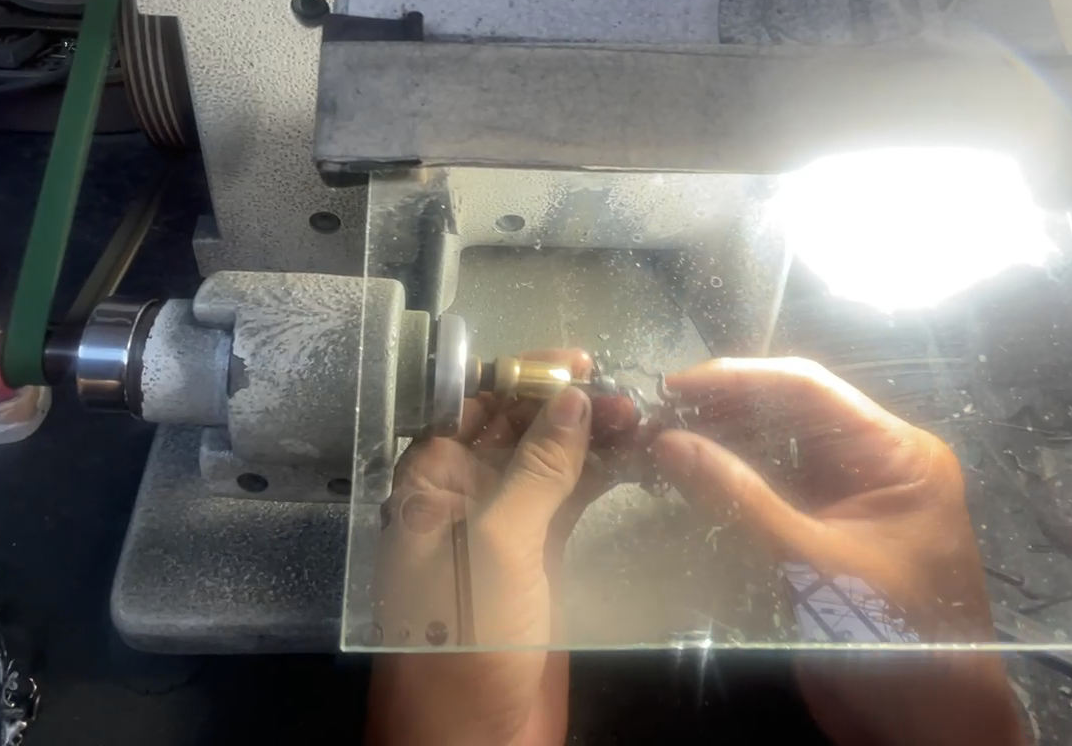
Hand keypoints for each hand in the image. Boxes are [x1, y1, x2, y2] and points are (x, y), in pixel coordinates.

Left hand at [366, 354, 596, 745]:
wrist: (474, 741)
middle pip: (518, 424)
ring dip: (590, 433)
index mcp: (433, 475)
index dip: (521, 376)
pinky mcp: (543, 548)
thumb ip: (534, 467)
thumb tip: (572, 396)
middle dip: (565, 402)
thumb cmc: (463, 636)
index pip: (475, 401)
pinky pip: (571, 494)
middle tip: (623, 393)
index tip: (575, 364)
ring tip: (639, 417)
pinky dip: (601, 471)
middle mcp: (466, 486)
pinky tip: (635, 455)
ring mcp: (508, 518)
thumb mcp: (494, 542)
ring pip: (551, 456)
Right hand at [651, 357, 1022, 745]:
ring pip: (775, 438)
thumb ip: (737, 497)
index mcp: (896, 454)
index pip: (807, 387)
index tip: (675, 385)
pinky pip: (773, 475)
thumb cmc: (892, 641)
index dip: (735, 378)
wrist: (930, 730)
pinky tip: (690, 468)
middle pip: (788, 407)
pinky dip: (731, 469)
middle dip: (722, 406)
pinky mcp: (826, 517)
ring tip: (663, 435)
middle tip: (658, 412)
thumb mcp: (810, 565)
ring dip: (721, 434)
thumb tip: (665, 442)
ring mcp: (851, 487)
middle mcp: (876, 457)